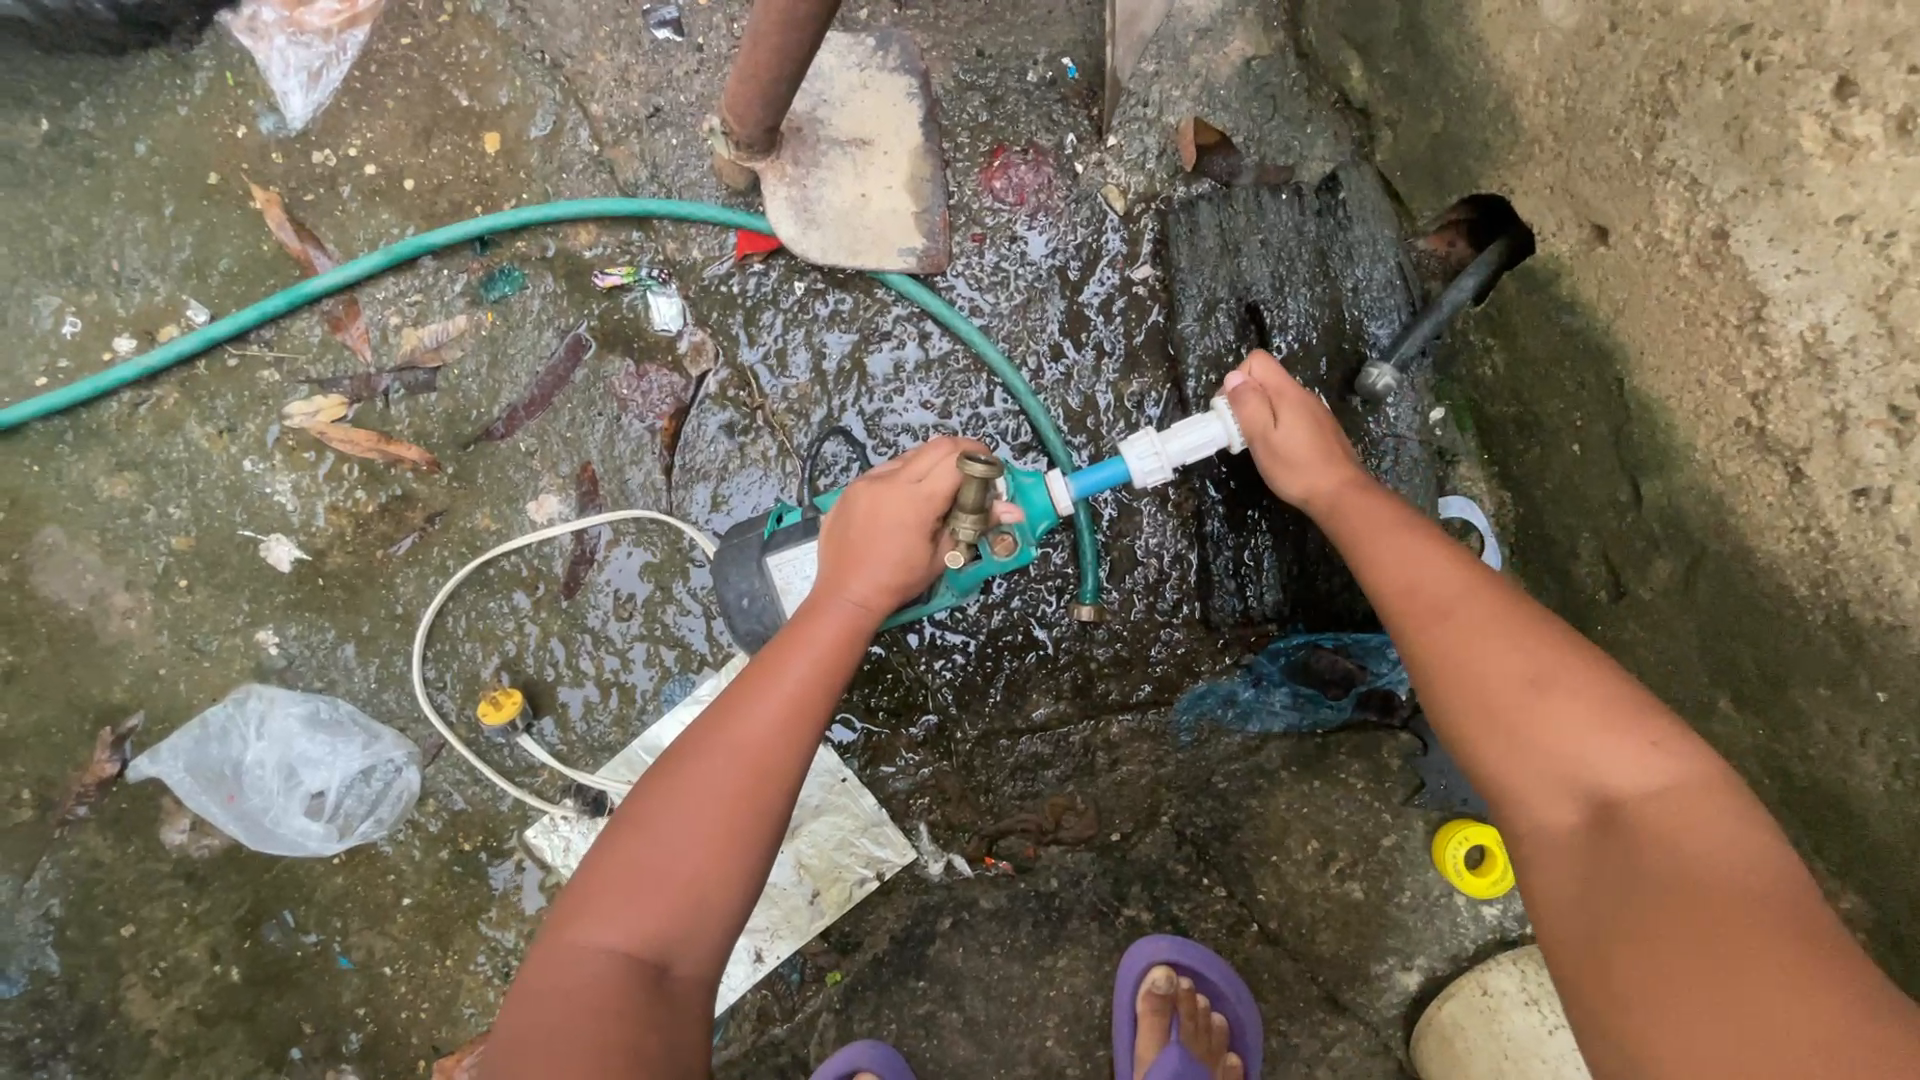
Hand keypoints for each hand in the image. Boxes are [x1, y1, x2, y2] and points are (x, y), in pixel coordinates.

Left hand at [810, 435, 1023, 622]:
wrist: (845, 593)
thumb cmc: (898, 581)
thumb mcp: (942, 556)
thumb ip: (976, 525)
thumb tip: (1015, 510)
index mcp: (917, 500)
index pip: (957, 461)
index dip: (980, 458)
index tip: (991, 467)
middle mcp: (891, 480)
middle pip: (936, 446)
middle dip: (962, 450)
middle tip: (975, 466)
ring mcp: (867, 480)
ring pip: (909, 455)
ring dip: (931, 461)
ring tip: (941, 484)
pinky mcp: (851, 487)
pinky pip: (885, 469)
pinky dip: (904, 473)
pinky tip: (907, 496)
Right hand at [1222, 349, 1372, 514]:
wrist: (1342, 494)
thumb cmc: (1296, 468)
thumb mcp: (1263, 438)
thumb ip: (1247, 405)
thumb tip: (1233, 376)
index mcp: (1287, 393)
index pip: (1257, 360)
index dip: (1237, 379)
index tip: (1230, 410)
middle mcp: (1303, 395)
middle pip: (1266, 379)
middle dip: (1245, 399)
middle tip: (1239, 433)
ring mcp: (1314, 410)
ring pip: (1277, 398)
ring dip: (1259, 414)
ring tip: (1256, 444)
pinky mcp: (1320, 426)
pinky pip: (1290, 413)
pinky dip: (1276, 424)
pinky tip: (1278, 450)